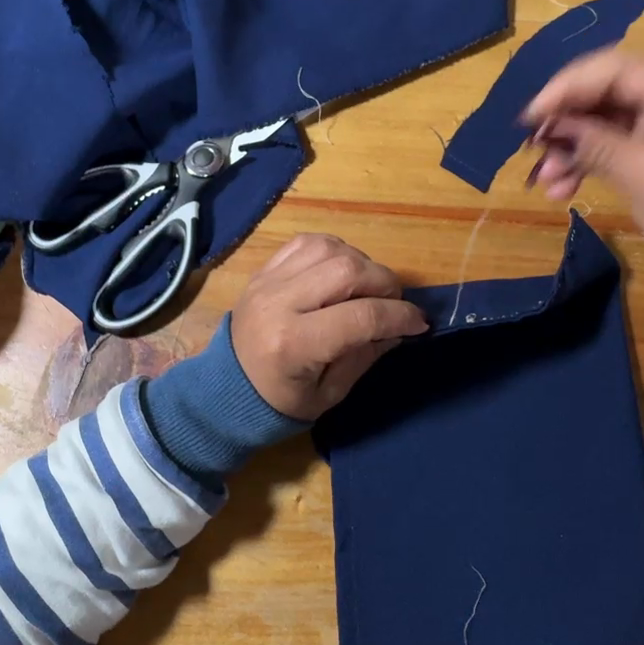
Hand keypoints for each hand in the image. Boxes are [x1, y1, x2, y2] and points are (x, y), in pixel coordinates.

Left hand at [230, 234, 428, 419]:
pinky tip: (342, 271)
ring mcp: (268, 280)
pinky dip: (334, 251)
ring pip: (329, 248)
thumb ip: (365, 356)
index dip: (399, 316)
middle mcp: (280, 302)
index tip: (419, 322)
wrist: (224, 388)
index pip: (361, 316)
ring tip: (369, 287)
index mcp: (294, 344)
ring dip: (361, 263)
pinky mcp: (264, 269)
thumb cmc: (279, 401)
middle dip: (384, 283)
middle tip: (394, 304)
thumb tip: (401, 327)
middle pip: (347, 270)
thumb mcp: (328, 394)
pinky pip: (307, 242)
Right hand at [522, 50, 643, 263]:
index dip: (566, 87)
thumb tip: (550, 125)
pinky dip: (587, 155)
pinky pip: (612, 134)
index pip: (615, 68)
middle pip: (604, 87)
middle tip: (533, 148)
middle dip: (565, 117)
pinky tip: (562, 184)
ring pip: (602, 112)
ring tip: (546, 178)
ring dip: (570, 142)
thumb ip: (598, 147)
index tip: (531, 118)